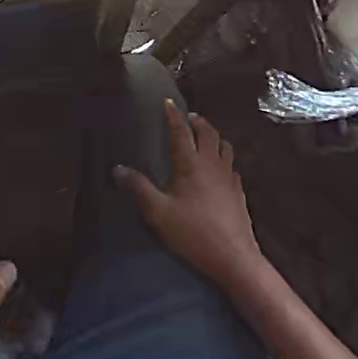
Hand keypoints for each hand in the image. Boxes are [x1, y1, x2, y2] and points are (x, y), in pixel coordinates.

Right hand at [115, 100, 267, 288]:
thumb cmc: (192, 232)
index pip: (180, 131)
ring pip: (224, 145)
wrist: (233, 256)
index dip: (173, 115)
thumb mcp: (158, 212)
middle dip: (197, 121)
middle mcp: (212, 163)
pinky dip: (223, 157)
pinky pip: (231, 164)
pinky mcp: (238, 190)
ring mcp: (229, 176)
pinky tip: (219, 167)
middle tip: (188, 117)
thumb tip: (118, 169)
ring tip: (205, 135)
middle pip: (207, 132)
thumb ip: (139, 188)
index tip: (168, 102)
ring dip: (213, 135)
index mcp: (190, 163)